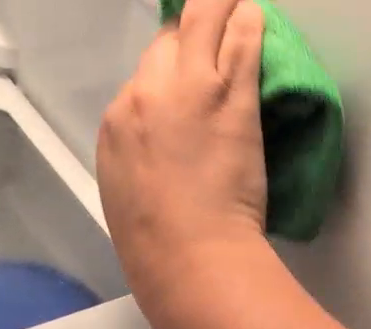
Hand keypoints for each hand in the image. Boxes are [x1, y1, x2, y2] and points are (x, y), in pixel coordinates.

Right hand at [98, 0, 267, 297]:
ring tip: (238, 13)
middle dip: (191, 42)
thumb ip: (138, 159)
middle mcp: (144, 96)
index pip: (141, 79)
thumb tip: (159, 146)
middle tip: (213, 48)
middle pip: (167, 43)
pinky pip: (242, 32)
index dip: (167, 76)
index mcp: (115, 127)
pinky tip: (256, 17)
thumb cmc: (157, 251)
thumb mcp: (127, 198)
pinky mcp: (232, 93)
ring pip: (204, 18)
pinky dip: (250, 20)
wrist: (188, 260)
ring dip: (222, 13)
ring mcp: (189, 89)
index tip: (184, 82)